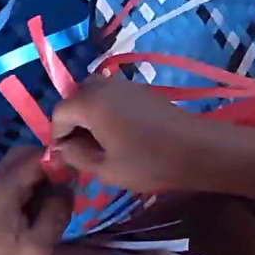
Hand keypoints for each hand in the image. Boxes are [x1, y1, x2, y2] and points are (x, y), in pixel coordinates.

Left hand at [0, 146, 71, 254]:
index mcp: (4, 186)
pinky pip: (9, 182)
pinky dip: (26, 185)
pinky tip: (37, 207)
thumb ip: (57, 209)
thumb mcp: (40, 243)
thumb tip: (67, 187)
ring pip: (15, 168)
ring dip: (36, 175)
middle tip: (67, 184)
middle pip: (22, 155)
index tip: (78, 173)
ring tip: (55, 197)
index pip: (36, 155)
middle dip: (47, 163)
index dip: (60, 160)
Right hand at [49, 76, 235, 192]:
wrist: (197, 149)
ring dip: (89, 114)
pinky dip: (106, 110)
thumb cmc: (148, 162)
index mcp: (91, 103)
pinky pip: (112, 95)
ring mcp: (125, 85)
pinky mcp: (141, 90)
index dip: (57, 135)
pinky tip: (119, 134)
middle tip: (82, 149)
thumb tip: (61, 147)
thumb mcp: (106, 169)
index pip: (59, 112)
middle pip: (75, 97)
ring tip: (100, 142)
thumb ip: (76, 156)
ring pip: (94, 93)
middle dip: (73, 121)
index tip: (66, 157)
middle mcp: (104, 86)